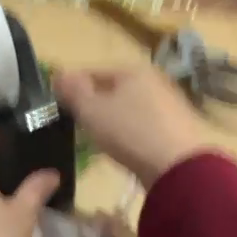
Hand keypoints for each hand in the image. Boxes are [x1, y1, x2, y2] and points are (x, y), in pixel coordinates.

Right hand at [55, 65, 206, 185]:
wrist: (179, 166)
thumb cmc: (130, 133)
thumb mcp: (93, 111)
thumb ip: (74, 92)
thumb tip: (59, 74)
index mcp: (132, 70)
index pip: (93, 72)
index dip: (73, 86)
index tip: (57, 104)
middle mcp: (153, 80)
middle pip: (114, 90)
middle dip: (94, 104)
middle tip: (76, 124)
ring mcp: (168, 104)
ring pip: (129, 108)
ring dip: (112, 120)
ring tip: (97, 140)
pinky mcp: (177, 129)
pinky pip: (143, 126)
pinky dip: (130, 134)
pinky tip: (123, 150)